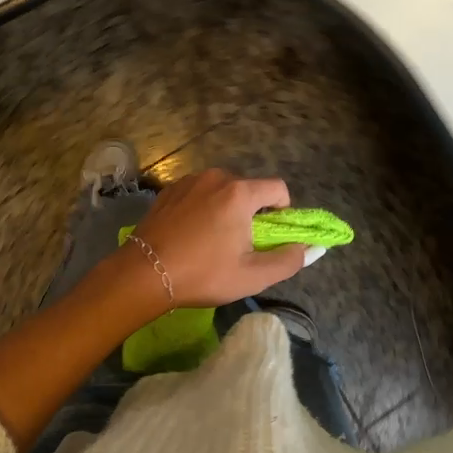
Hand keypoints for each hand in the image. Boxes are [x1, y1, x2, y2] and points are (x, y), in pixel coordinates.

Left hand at [125, 169, 308, 307]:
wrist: (145, 272)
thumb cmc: (202, 274)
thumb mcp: (251, 276)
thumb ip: (287, 260)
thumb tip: (307, 248)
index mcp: (240, 193)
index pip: (278, 188)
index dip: (282, 211)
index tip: (269, 235)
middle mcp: (216, 177)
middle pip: (249, 189)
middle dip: (251, 212)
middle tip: (238, 244)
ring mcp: (190, 180)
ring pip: (222, 190)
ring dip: (226, 208)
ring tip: (211, 240)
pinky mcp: (171, 188)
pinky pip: (199, 192)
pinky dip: (203, 207)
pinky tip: (190, 233)